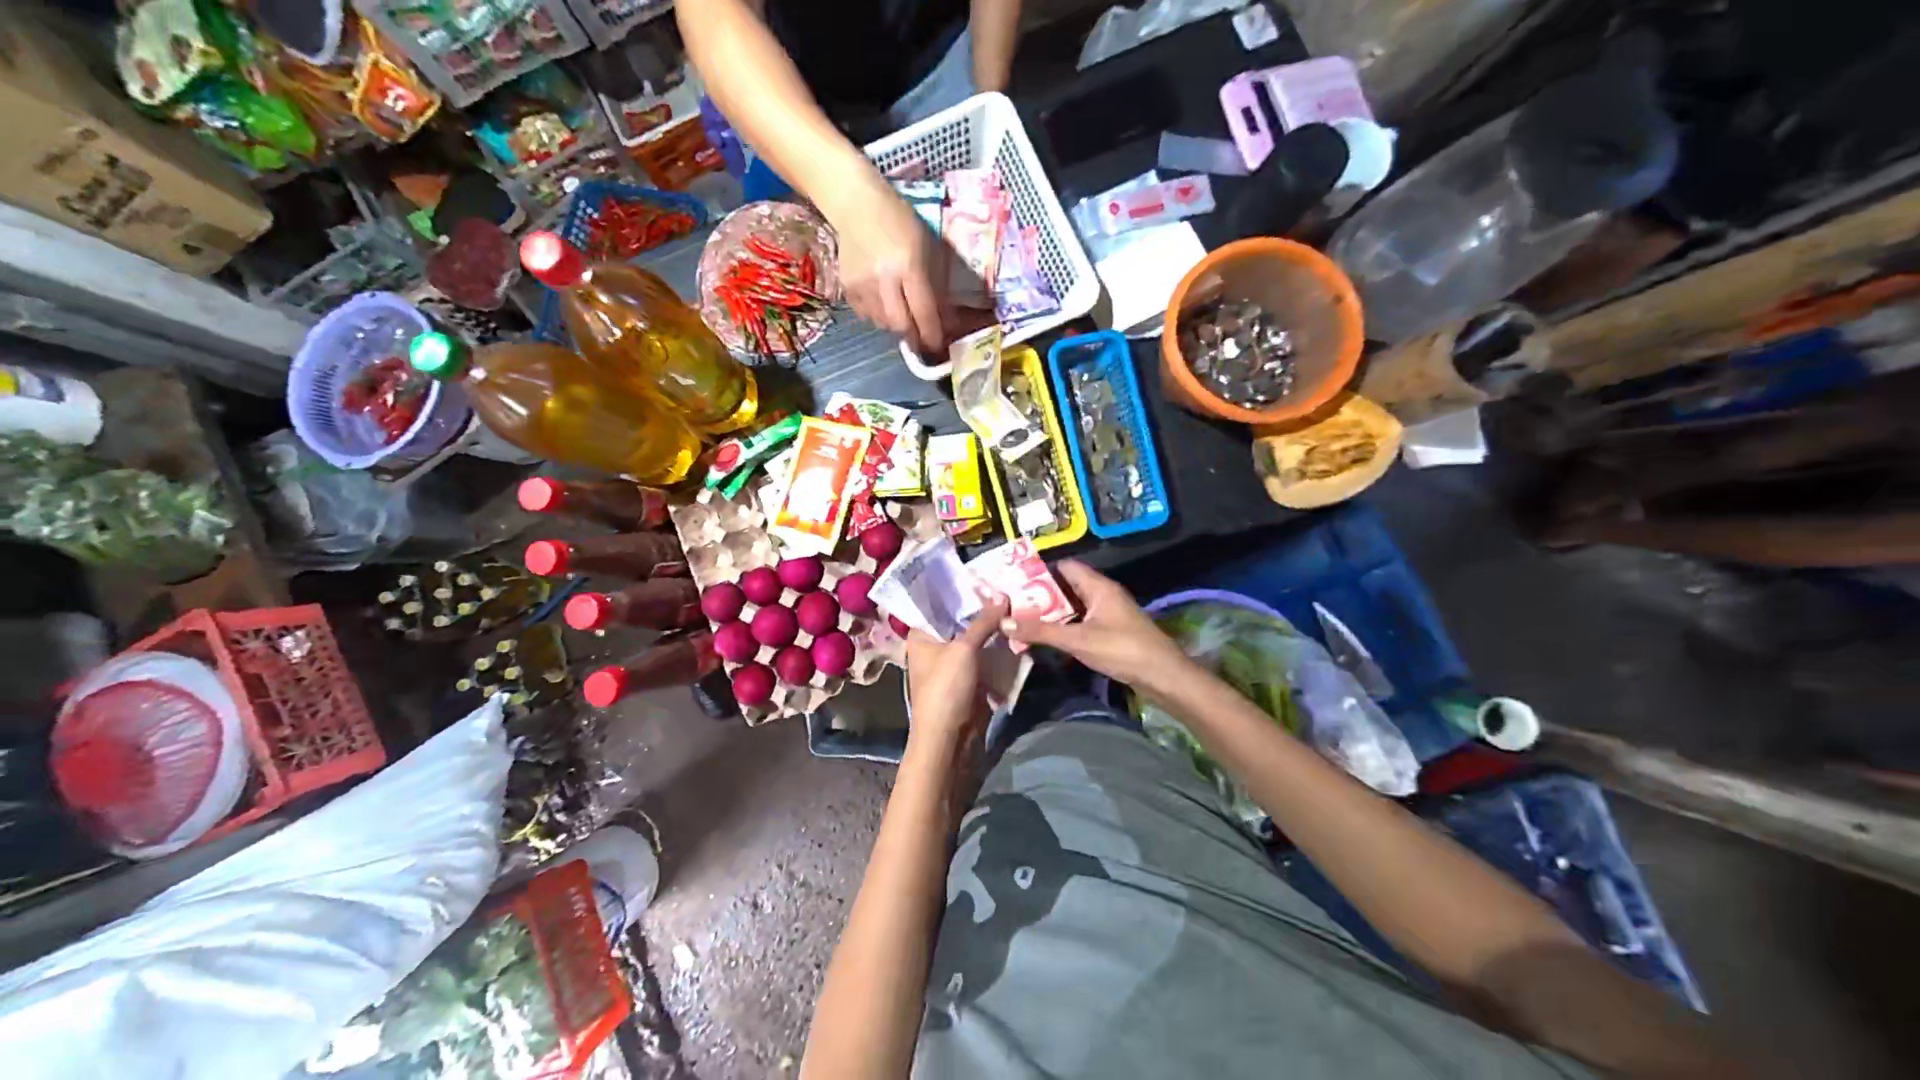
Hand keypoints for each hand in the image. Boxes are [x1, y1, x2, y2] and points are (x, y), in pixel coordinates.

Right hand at [832, 177, 947, 354]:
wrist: (857, 204)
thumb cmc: (901, 222)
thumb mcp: (929, 248)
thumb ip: (938, 286)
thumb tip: (947, 322)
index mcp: (908, 266)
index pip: (923, 312)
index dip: (932, 334)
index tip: (938, 344)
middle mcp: (883, 279)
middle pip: (901, 325)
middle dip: (914, 334)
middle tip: (922, 334)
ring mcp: (862, 285)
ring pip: (883, 323)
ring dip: (896, 323)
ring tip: (902, 310)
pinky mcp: (846, 288)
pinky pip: (866, 315)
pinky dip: (878, 315)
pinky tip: (883, 300)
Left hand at [904, 597, 1008, 748]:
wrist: (948, 741)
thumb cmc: (945, 689)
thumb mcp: (964, 649)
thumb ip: (983, 621)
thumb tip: (1002, 595)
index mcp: (921, 636)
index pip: (939, 604)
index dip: (960, 590)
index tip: (985, 575)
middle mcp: (934, 647)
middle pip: (960, 621)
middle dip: (983, 609)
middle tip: (1010, 586)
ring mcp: (953, 666)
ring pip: (976, 640)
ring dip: (995, 629)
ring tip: (1019, 605)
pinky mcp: (970, 682)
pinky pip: (986, 659)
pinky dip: (999, 650)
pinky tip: (1018, 634)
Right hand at [999, 561, 1192, 694]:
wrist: (1163, 676)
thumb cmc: (1122, 649)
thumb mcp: (1078, 640)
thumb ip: (1041, 630)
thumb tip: (1004, 621)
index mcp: (1098, 586)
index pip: (1065, 566)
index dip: (1039, 570)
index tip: (1013, 579)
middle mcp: (1103, 594)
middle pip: (1066, 587)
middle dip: (1039, 595)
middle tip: (1010, 603)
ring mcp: (1108, 614)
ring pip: (1072, 607)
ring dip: (1050, 614)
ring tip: (1020, 620)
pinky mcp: (1110, 632)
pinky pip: (1080, 622)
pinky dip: (1063, 627)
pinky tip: (1045, 638)